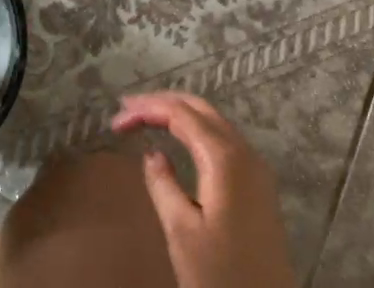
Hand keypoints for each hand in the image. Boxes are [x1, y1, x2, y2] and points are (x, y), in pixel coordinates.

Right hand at [111, 91, 296, 287]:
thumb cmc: (221, 273)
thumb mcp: (181, 232)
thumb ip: (163, 185)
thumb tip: (153, 154)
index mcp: (224, 157)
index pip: (181, 114)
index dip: (147, 109)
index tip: (115, 121)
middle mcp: (245, 151)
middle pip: (200, 109)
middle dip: (163, 102)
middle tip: (127, 108)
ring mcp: (256, 167)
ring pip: (214, 122)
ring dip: (180, 114)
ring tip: (146, 117)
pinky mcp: (258, 183)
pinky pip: (224, 140)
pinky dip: (197, 130)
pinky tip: (180, 141)